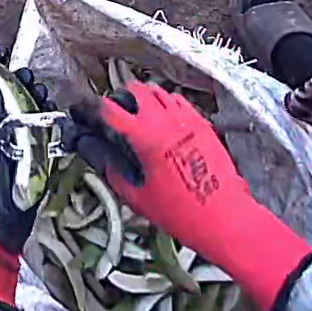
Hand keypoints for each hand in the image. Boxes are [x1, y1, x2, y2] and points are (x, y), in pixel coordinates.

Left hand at [0, 70, 44, 307]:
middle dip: (14, 82)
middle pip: (0, 98)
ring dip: (30, 97)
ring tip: (41, 89)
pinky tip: (50, 110)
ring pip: (18, 111)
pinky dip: (42, 117)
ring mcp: (6, 145)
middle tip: (28, 75)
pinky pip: (33, 130)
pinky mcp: (24, 158)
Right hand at [68, 81, 311, 310]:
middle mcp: (163, 120)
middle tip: (113, 117)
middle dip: (118, 99)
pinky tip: (163, 123)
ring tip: (137, 117)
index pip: (108, 108)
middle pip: (132, 89)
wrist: (228, 221)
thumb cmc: (181, 213)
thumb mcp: (135, 196)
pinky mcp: (202, 124)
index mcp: (144, 136)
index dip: (90, 110)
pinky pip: (177, 102)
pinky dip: (164, 105)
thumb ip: (110, 168)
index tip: (83, 114)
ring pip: (156, 91)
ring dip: (142, 99)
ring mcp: (186, 119)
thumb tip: (92, 150)